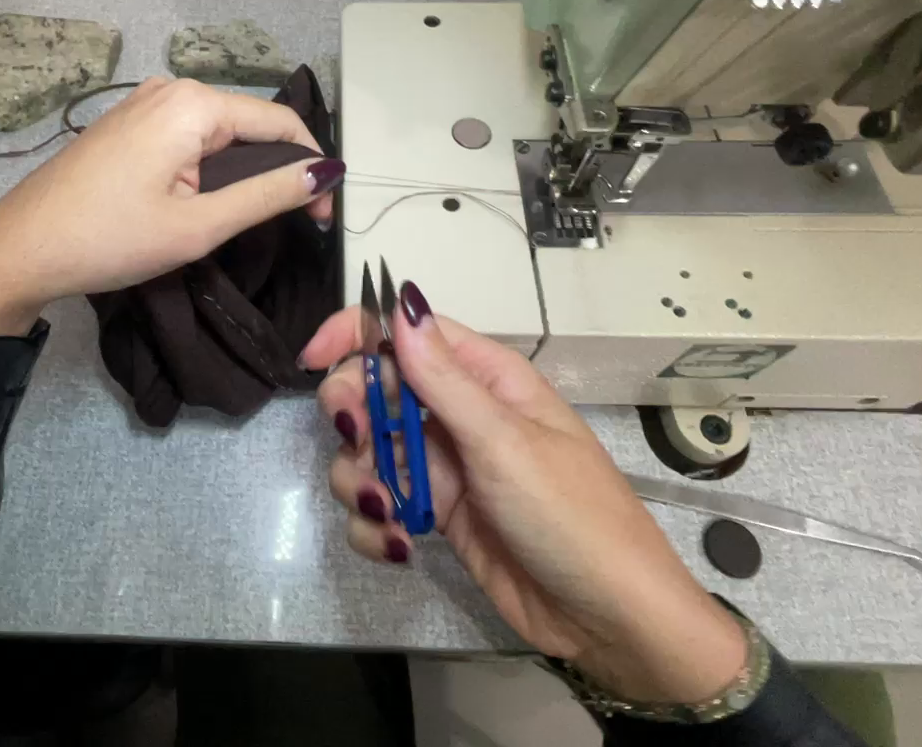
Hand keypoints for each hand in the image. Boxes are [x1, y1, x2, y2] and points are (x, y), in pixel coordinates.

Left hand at [0, 78, 340, 334]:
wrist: (20, 250)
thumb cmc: (110, 239)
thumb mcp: (200, 224)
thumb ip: (268, 195)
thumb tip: (327, 173)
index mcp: (193, 103)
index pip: (280, 124)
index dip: (311, 168)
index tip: (324, 216)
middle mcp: (172, 88)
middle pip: (250, 125)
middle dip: (279, 170)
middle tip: (298, 223)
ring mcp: (145, 103)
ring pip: (221, 133)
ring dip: (246, 172)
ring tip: (253, 218)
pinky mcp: (130, 123)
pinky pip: (190, 137)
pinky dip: (212, 168)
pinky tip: (209, 201)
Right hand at [299, 287, 746, 703]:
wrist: (608, 620)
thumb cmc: (569, 515)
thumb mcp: (504, 442)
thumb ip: (443, 378)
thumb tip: (401, 301)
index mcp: (483, 377)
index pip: (406, 333)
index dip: (354, 336)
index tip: (313, 361)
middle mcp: (456, 412)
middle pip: (374, 390)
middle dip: (353, 418)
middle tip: (357, 446)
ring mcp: (442, 464)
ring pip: (366, 451)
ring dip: (361, 481)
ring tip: (391, 515)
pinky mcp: (432, 513)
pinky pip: (378, 504)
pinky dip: (375, 524)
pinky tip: (400, 547)